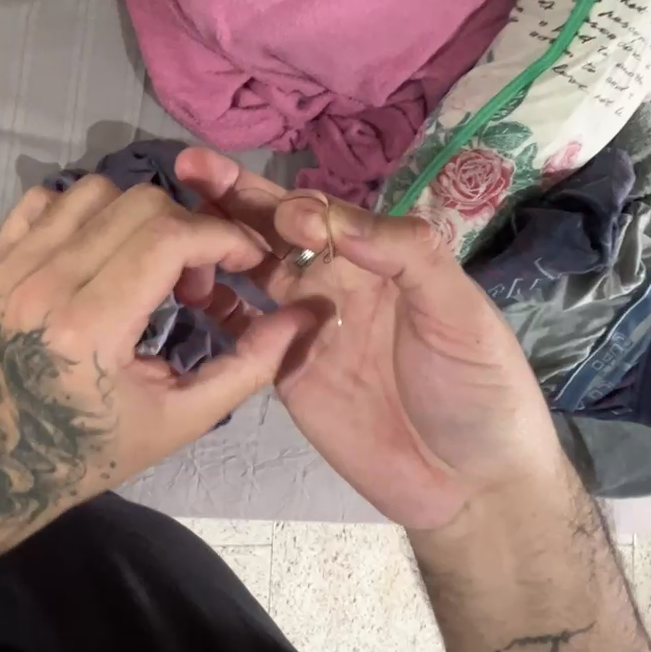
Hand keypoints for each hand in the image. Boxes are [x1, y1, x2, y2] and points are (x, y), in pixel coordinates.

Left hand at [0, 175, 316, 529]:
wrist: (7, 459)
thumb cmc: (99, 446)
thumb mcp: (184, 418)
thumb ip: (248, 365)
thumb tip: (304, 316)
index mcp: (91, 327)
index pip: (169, 238)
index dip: (221, 237)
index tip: (244, 258)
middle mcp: (45, 285)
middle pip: (138, 204)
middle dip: (187, 229)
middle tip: (192, 280)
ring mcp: (12, 268)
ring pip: (93, 191)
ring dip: (138, 215)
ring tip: (146, 263)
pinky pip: (43, 198)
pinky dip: (83, 210)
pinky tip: (100, 248)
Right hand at [174, 148, 567, 530]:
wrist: (465, 487)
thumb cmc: (478, 390)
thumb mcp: (459, 314)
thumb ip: (406, 255)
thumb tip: (328, 213)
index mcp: (379, 261)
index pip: (325, 213)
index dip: (298, 204)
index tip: (286, 216)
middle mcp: (334, 282)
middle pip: (275, 230)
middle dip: (235, 196)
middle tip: (189, 164)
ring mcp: (301, 324)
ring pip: (249, 269)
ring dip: (213, 240)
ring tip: (172, 219)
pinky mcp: (280, 366)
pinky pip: (240, 326)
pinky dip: (211, 303)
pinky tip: (180, 284)